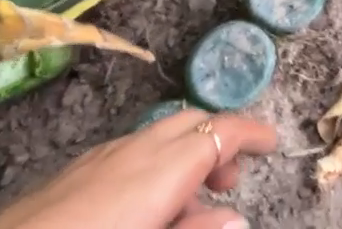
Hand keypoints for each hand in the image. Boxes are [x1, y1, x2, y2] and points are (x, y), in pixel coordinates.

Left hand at [0, 109, 275, 228]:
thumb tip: (236, 219)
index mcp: (162, 167)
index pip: (222, 130)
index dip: (251, 134)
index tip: (272, 143)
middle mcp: (134, 149)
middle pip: (192, 122)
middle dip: (219, 141)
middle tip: (229, 183)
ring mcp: (98, 158)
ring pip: (158, 136)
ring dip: (184, 156)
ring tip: (185, 207)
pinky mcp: (69, 174)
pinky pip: (127, 154)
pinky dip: (151, 166)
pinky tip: (138, 209)